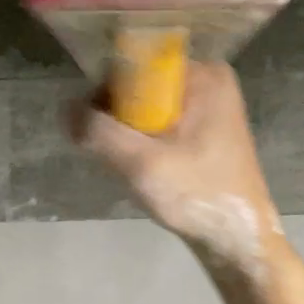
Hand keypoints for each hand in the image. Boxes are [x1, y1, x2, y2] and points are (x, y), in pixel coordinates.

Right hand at [69, 61, 282, 276]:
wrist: (238, 240)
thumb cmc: (198, 195)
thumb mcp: (142, 164)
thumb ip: (100, 133)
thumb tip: (64, 108)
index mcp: (204, 74)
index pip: (137, 63)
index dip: (108, 92)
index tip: (97, 128)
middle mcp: (208, 81)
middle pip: (139, 84)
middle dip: (118, 118)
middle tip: (115, 153)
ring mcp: (208, 107)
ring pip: (144, 108)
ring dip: (128, 136)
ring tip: (130, 165)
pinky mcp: (203, 132)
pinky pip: (157, 125)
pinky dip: (142, 145)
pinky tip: (144, 170)